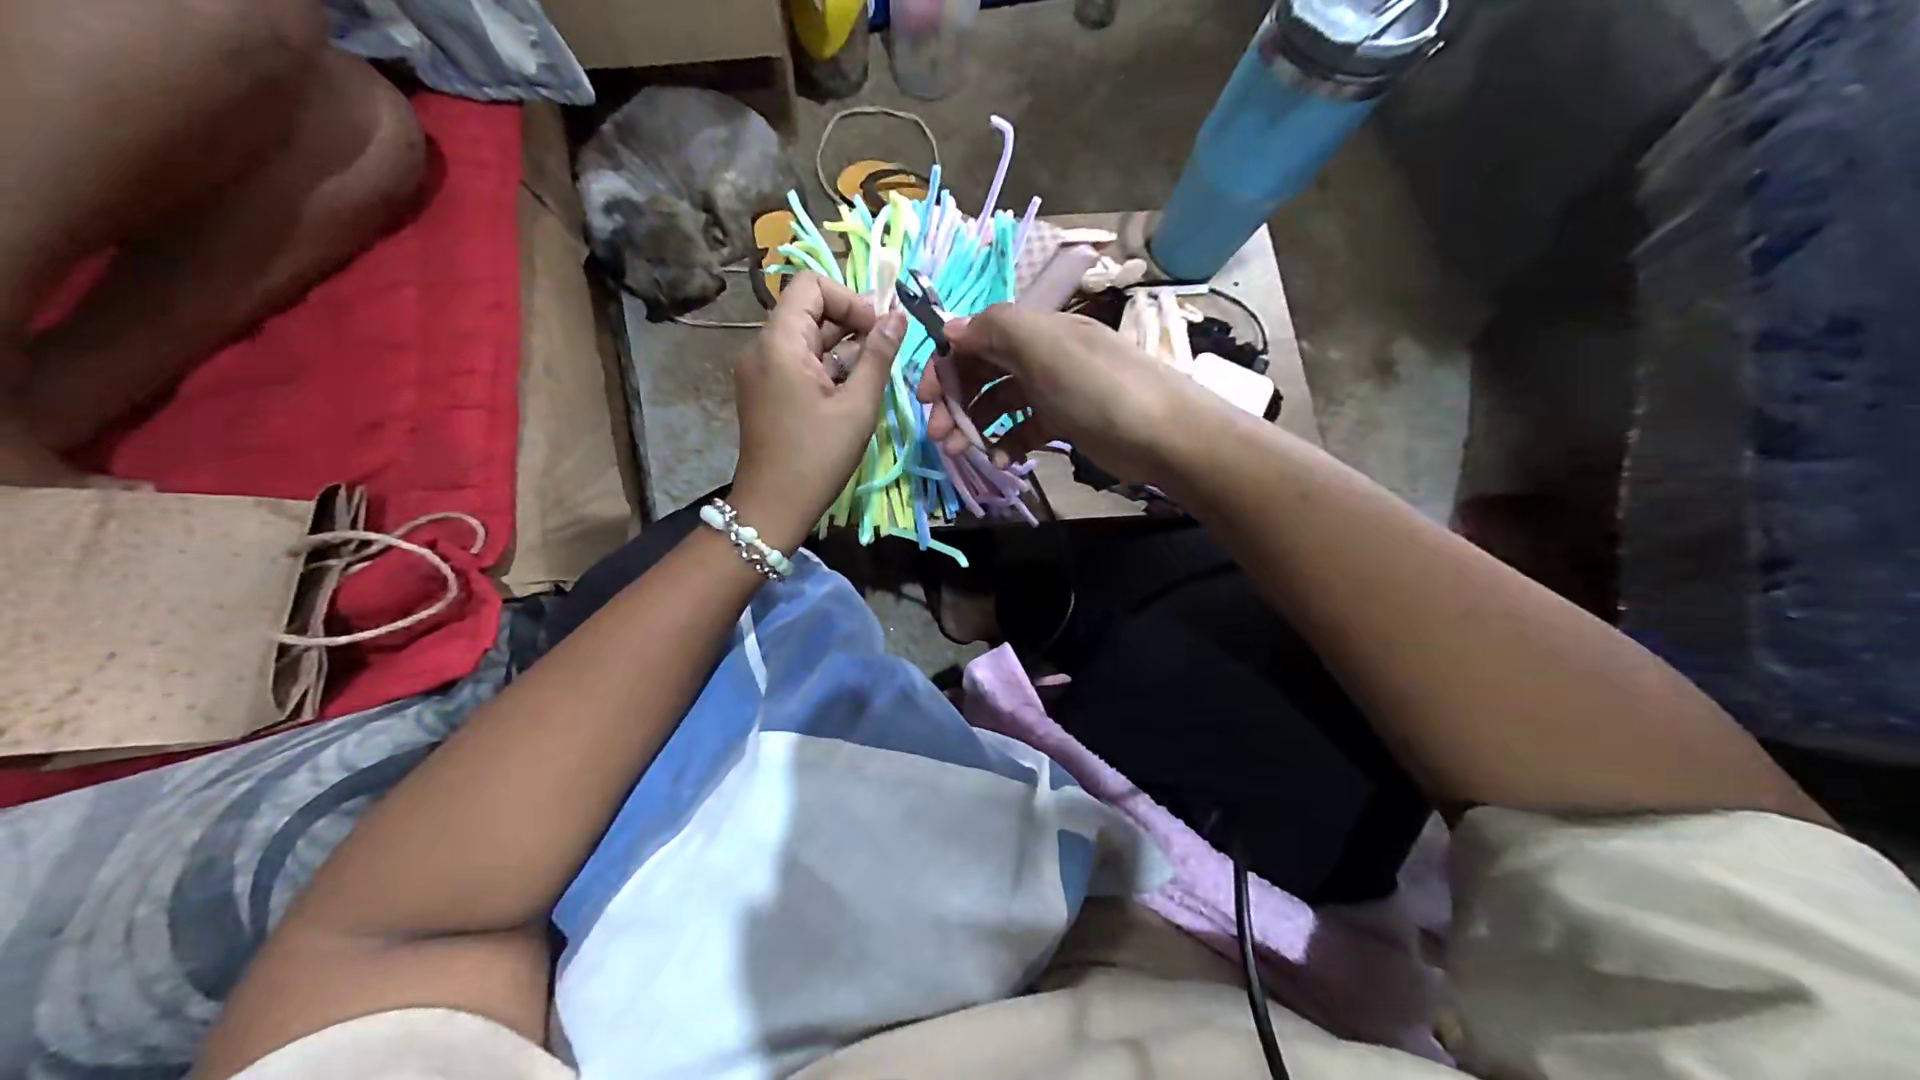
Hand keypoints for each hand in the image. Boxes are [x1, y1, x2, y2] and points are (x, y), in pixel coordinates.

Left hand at [732, 273, 905, 551]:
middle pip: (808, 310)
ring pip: (805, 339)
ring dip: (841, 350)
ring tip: (868, 380)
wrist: (773, 506)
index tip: (876, 332)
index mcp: (779, 342)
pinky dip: (825, 368)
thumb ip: (878, 355)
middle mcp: (761, 347)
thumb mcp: (857, 405)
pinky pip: (797, 362)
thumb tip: (898, 316)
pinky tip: (847, 395)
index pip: (811, 285)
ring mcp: (759, 370)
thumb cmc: (818, 456)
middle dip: (850, 325)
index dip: (848, 299)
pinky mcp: (763, 390)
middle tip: (883, 355)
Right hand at [917, 303, 1220, 484]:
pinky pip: (1022, 429)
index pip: (974, 338)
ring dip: (975, 426)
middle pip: (982, 372)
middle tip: (939, 437)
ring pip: (998, 404)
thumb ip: (994, 329)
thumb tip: (949, 327)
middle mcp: (1040, 355)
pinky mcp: (1063, 423)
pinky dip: (1006, 442)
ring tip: (964, 454)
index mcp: (1034, 330)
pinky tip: (1001, 460)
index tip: (924, 399)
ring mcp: (1052, 390)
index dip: (945, 364)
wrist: (1164, 435)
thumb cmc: (1098, 388)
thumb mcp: (1044, 347)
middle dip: (954, 401)